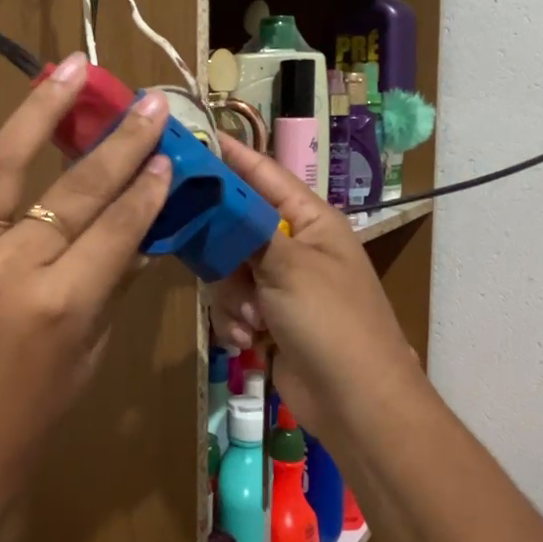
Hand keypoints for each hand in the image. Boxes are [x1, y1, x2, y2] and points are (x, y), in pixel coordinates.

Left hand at [0, 53, 171, 493]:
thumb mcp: (90, 353)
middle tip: (150, 104)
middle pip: (75, 192)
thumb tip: (136, 231)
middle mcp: (12, 268)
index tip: (171, 152)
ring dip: (37, 115)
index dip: (148, 189)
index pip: (118, 227)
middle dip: (120, 145)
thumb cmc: (36, 412)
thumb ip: (108, 286)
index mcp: (63, 302)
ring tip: (67, 71)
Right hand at [208, 135, 418, 433]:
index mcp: (312, 220)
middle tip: (218, 269)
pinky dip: (235, 323)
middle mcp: (295, 246)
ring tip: (251, 322)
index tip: (186, 140)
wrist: (356, 401)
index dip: (227, 157)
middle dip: (223, 254)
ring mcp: (281, 284)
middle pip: (234, 226)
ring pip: (227, 271)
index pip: (262, 174)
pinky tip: (249, 342)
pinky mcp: (269, 319)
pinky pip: (232, 305)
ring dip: (231, 298)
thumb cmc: (331, 322)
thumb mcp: (289, 266)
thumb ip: (247, 226)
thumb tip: (217, 189)